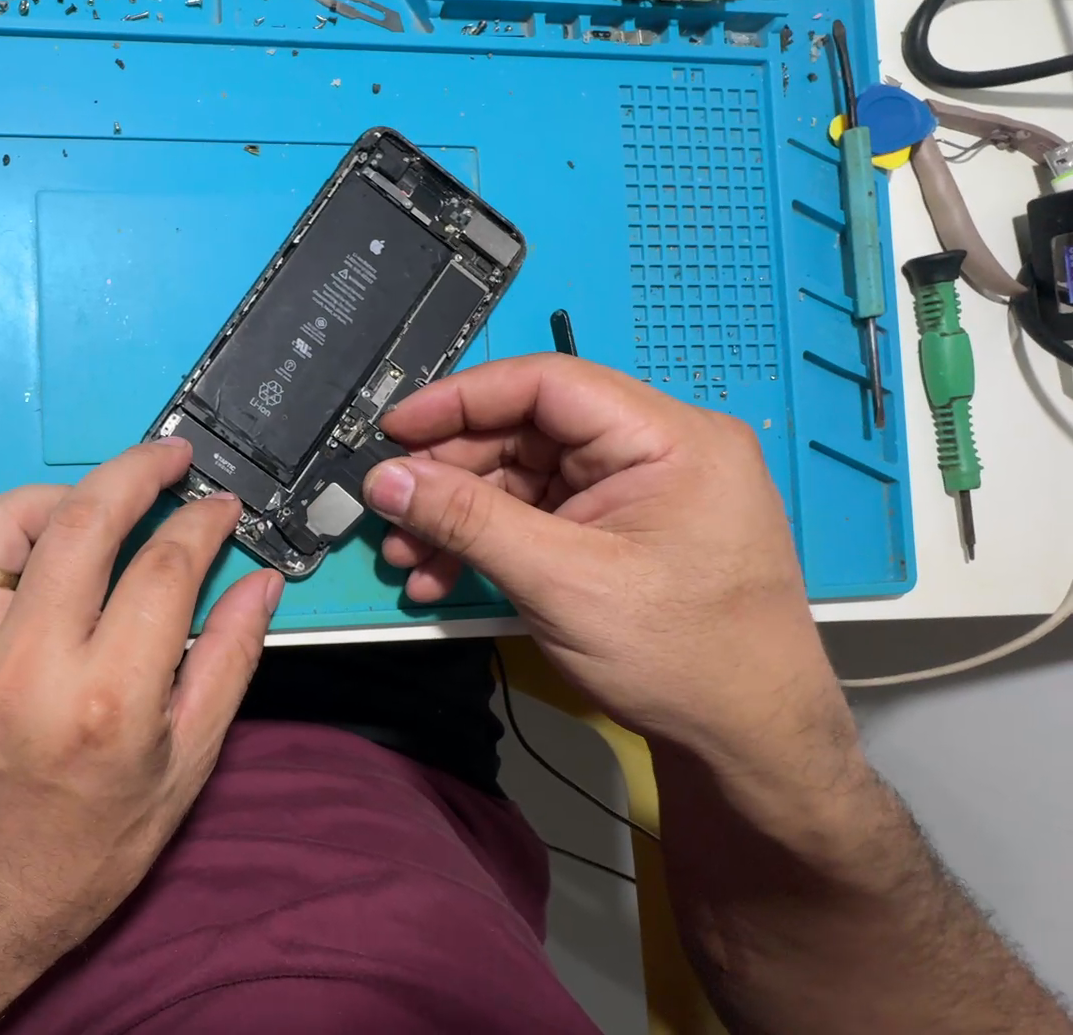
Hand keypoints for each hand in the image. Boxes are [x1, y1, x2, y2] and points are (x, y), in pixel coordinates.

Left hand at [0, 439, 283, 1019]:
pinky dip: (10, 524)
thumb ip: (230, 660)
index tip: (221, 507)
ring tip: (105, 500)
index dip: (202, 524)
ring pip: (6, 523)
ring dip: (65, 492)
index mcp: (109, 701)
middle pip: (84, 522)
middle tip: (171, 457)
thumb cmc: (104, 838)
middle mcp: (32, 666)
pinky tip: (47, 534)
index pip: (163, 570)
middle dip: (137, 470)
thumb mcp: (189, 762)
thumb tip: (262, 580)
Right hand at [362, 353, 851, 764]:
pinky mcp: (608, 529)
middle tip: (390, 513)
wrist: (743, 740)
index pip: (545, 383)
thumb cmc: (674, 654)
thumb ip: (464, 519)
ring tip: (406, 559)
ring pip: (513, 479)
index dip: (460, 399)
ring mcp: (627, 491)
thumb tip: (380, 479)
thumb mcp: (557, 581)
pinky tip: (438, 578)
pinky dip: (478, 543)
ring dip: (452, 518)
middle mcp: (648, 450)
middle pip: (520, 433)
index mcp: (665, 438)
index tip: (394, 432)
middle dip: (447, 478)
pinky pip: (526, 516)